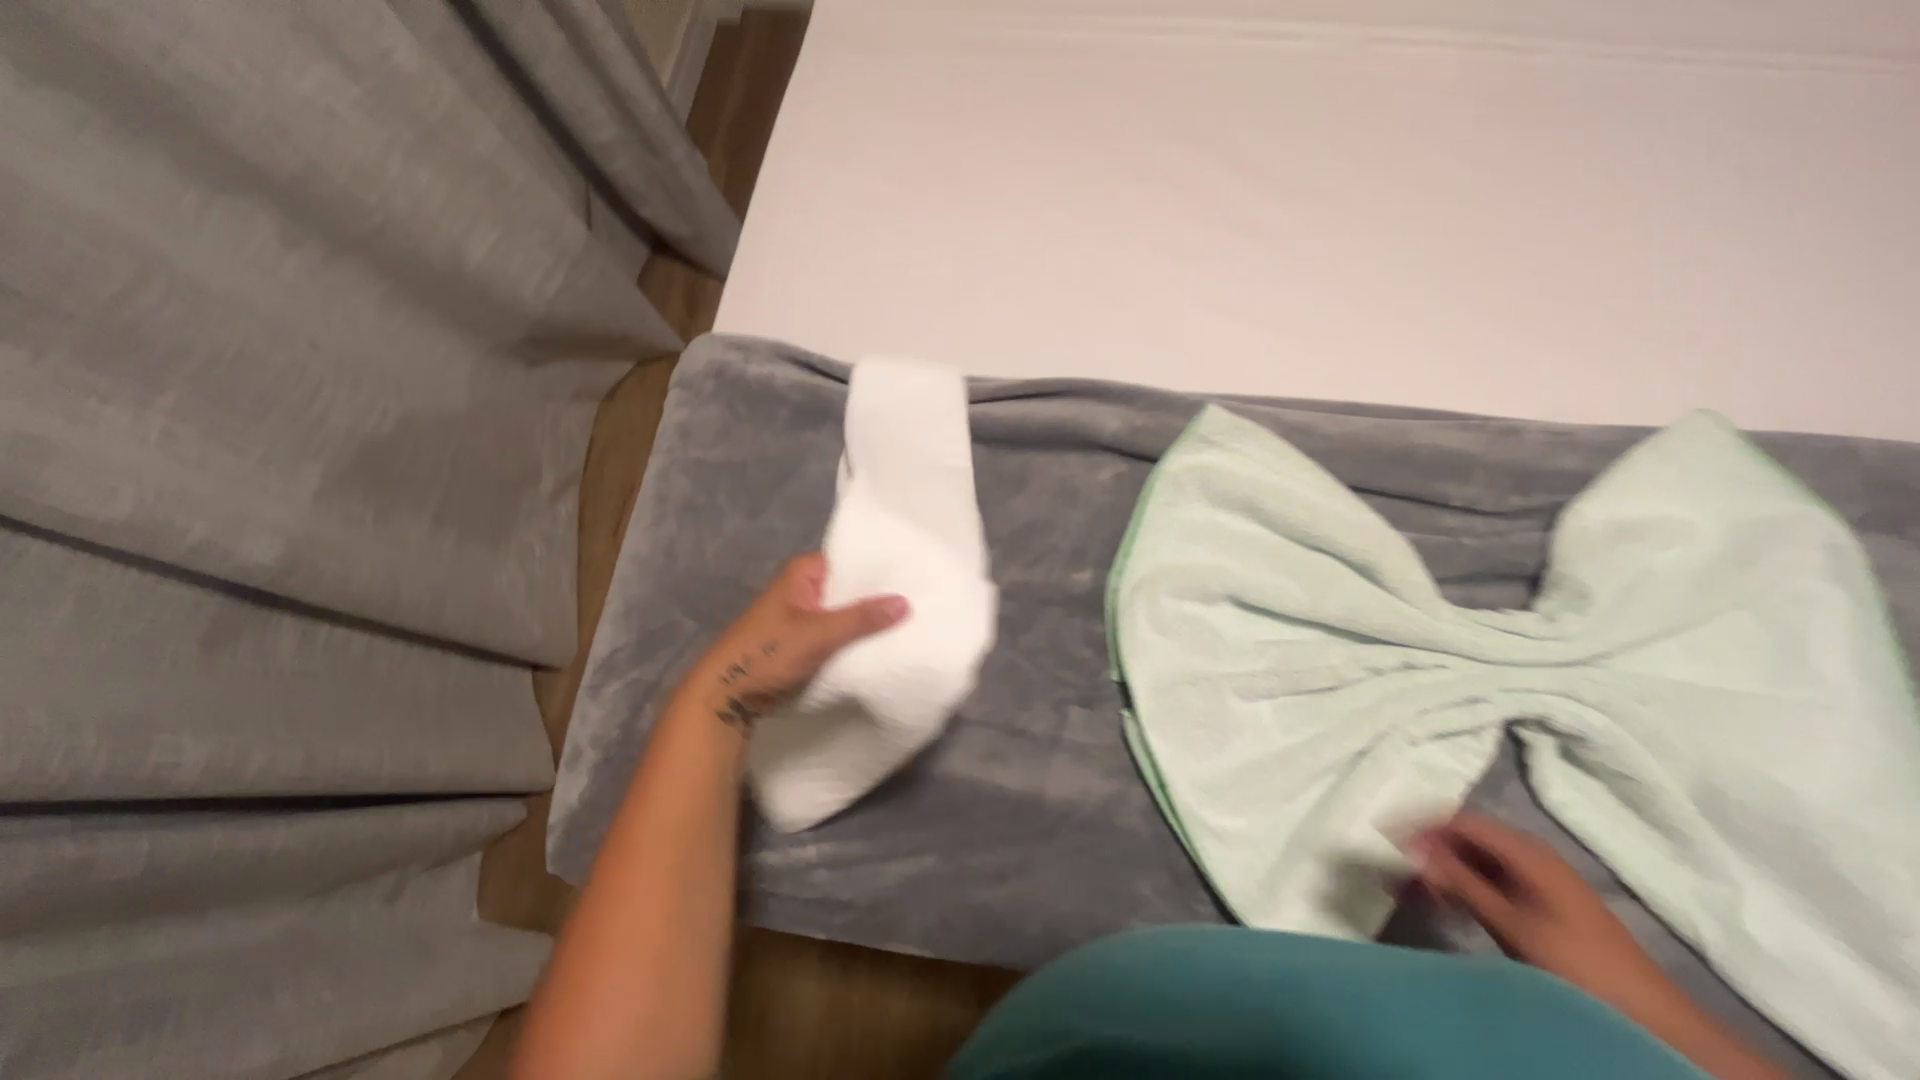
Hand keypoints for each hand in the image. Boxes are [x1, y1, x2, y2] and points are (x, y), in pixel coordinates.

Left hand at [680, 554, 907, 733]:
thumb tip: (904, 602)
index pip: (852, 559)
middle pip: (852, 587)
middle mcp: (806, 587)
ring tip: (915, 619)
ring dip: (870, 620)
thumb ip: (861, 618)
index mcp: (804, 572)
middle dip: (880, 596)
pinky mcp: (807, 640)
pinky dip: (858, 638)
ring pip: (847, 613)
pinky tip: (888, 642)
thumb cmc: (767, 655)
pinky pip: (840, 633)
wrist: (727, 697)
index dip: (883, 566)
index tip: (918, 572)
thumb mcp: (817, 635)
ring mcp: (806, 615)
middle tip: (925, 597)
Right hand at [1404, 815, 1678, 1019]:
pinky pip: (1488, 880)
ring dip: (1441, 870)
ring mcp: (1536, 880)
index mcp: (1526, 851)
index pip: (1462, 819)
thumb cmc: (1575, 960)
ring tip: (1407, 888)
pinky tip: (1441, 903)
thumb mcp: (1511, 922)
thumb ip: (1461, 882)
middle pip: (1467, 838)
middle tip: (1391, 868)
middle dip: (1427, 848)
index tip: (1385, 835)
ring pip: (1475, 860)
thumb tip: (1414, 847)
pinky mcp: (1538, 902)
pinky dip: (1460, 886)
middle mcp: (1530, 856)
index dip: (1422, 822)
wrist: (1645, 1012)